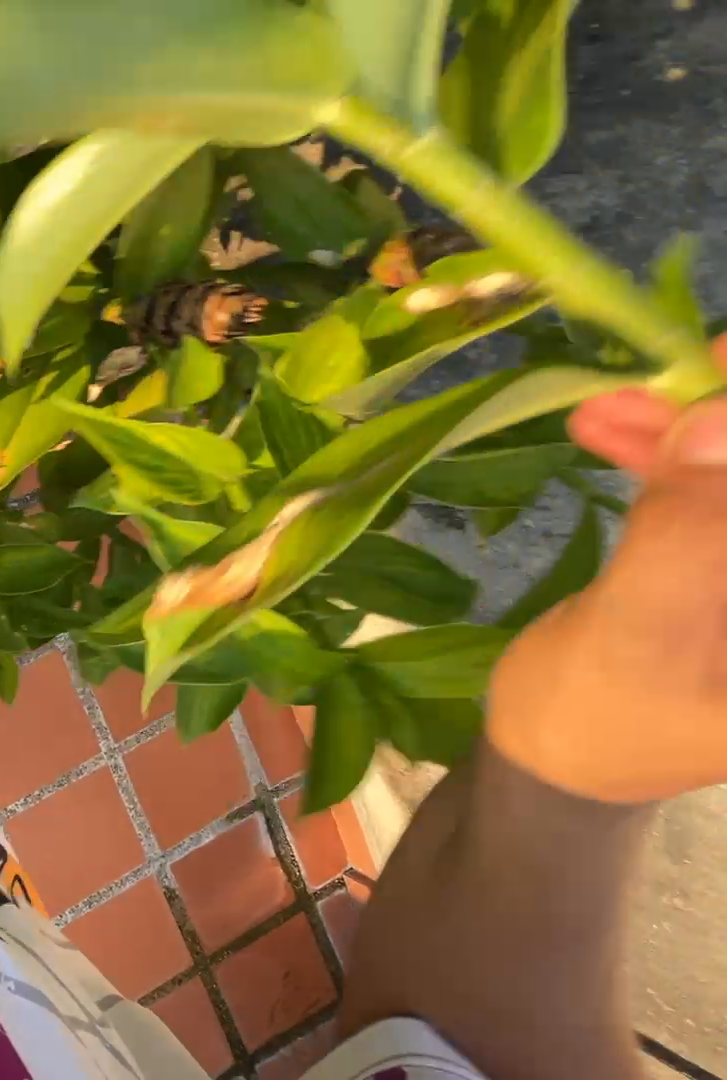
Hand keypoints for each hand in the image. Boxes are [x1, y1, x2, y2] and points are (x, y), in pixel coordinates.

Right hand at [488, 337, 726, 803]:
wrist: (553, 750)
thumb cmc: (594, 713)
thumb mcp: (639, 632)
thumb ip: (689, 532)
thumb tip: (723, 415)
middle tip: (691, 360)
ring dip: (708, 425)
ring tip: (620, 396)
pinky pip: (724, 486)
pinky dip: (679, 450)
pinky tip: (613, 426)